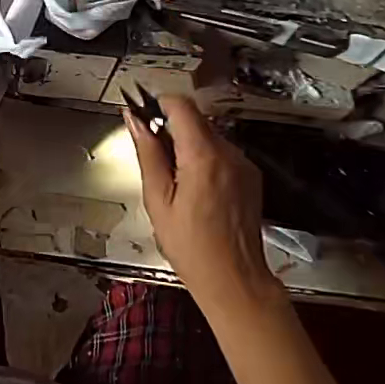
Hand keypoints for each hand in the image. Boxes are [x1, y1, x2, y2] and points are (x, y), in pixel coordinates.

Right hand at [124, 93, 271, 298]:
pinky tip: (192, 186)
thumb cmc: (193, 247)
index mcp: (204, 156)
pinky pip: (222, 153)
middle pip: (195, 119)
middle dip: (170, 127)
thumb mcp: (157, 199)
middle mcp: (229, 154)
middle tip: (151, 152)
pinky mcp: (250, 176)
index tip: (143, 114)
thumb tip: (135, 121)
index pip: (181, 105)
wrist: (234, 279)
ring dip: (186, 143)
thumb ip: (147, 152)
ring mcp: (243, 164)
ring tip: (172, 178)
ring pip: (208, 135)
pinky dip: (203, 158)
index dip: (158, 104)